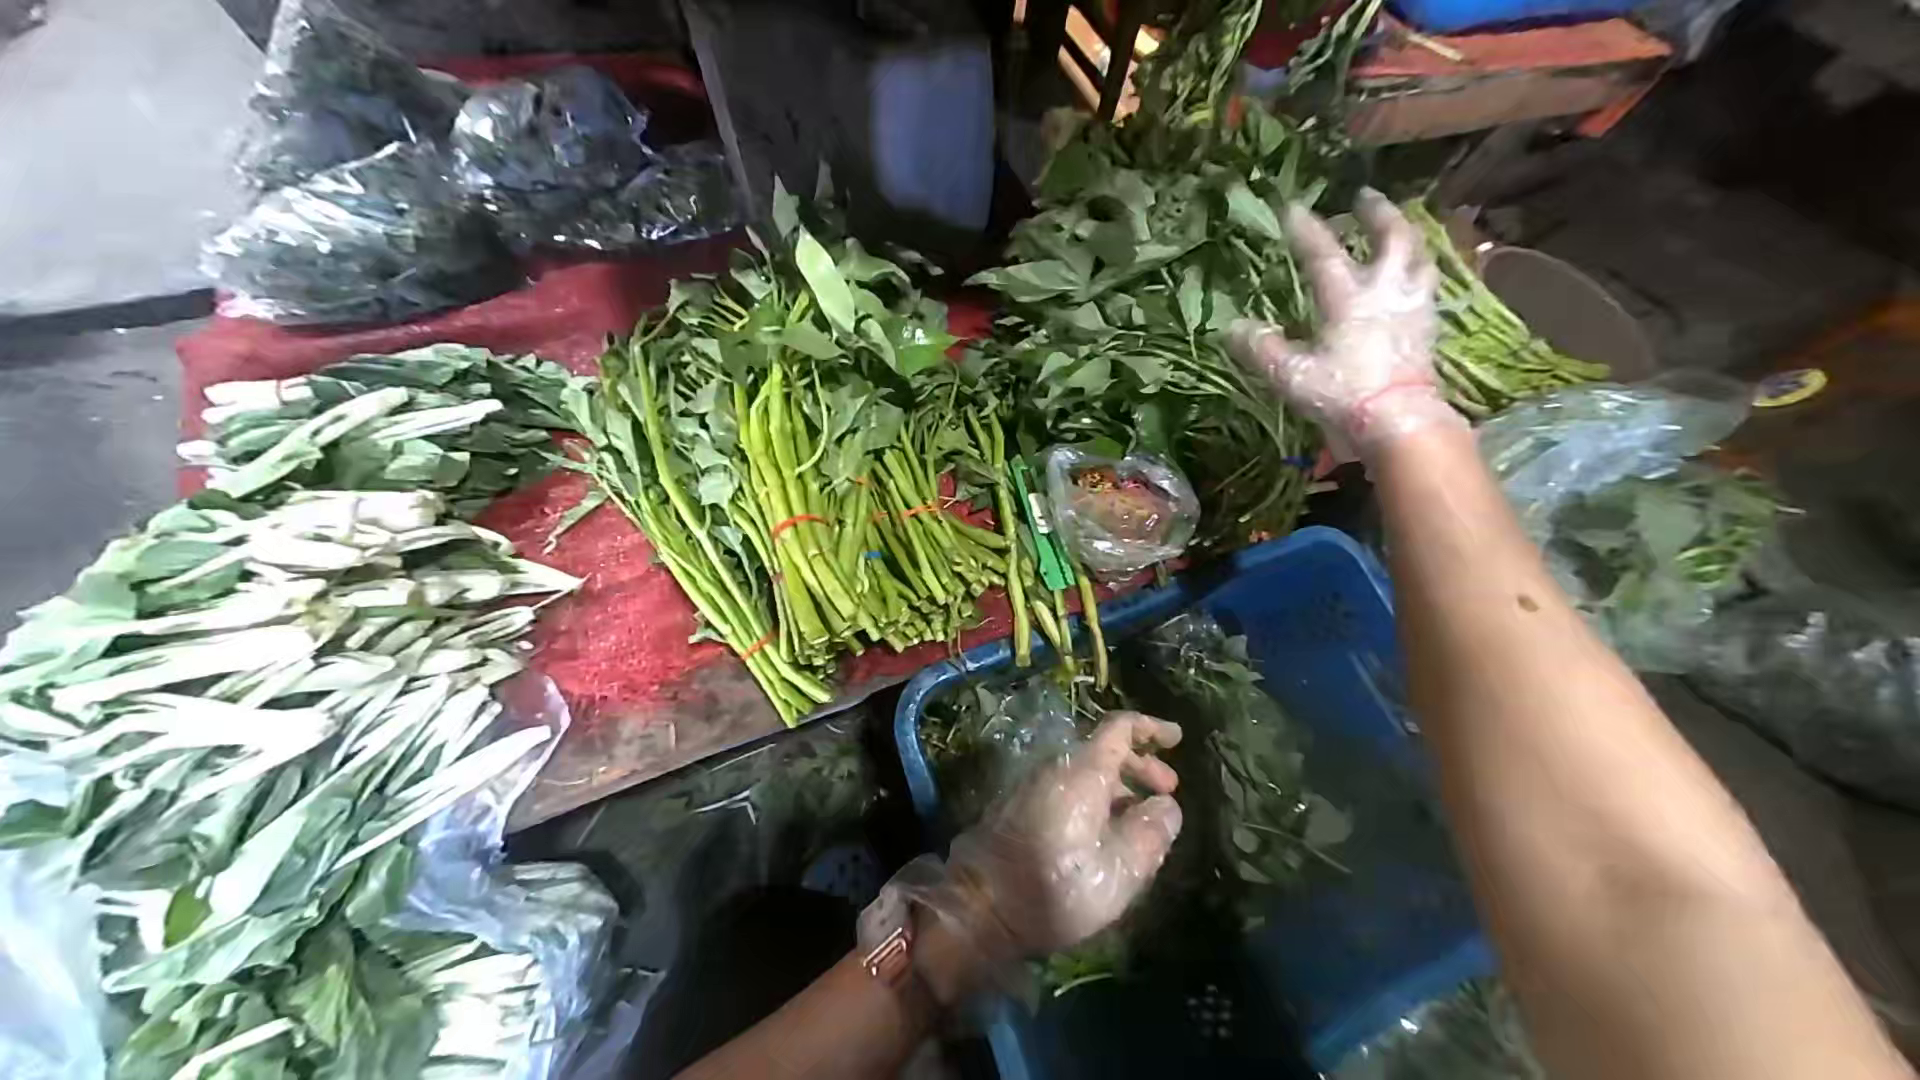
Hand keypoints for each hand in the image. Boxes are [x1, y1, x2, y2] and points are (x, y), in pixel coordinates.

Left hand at [905, 712, 1183, 967]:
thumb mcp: (1119, 871)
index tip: (1176, 737)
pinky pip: (1068, 789)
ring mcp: (1033, 786)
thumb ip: (1150, 834)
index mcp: (1081, 772)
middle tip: (1167, 790)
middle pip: (1103, 750)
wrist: (981, 905)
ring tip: (1142, 819)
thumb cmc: (1055, 887)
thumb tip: (1167, 806)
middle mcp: (1055, 769)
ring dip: (1119, 786)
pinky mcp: (1021, 807)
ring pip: (1085, 772)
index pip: (1118, 729)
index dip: (1150, 728)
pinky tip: (1107, 833)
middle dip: (1140, 765)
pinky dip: (1096, 799)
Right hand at [1227, 188, 1464, 462]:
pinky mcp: (1428, 328)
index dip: (1306, 230)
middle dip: (1377, 213)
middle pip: (1392, 237)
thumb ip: (1262, 348)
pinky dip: (1421, 269)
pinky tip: (1413, 275)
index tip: (1292, 208)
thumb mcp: (1291, 374)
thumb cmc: (1343, 394)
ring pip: (1419, 256)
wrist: (1399, 420)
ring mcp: (1414, 307)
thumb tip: (1232, 328)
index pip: (1324, 254)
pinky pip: (1429, 285)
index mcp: (1348, 298)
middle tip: (1364, 198)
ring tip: (1399, 228)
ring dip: (1408, 235)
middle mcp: (1386, 291)